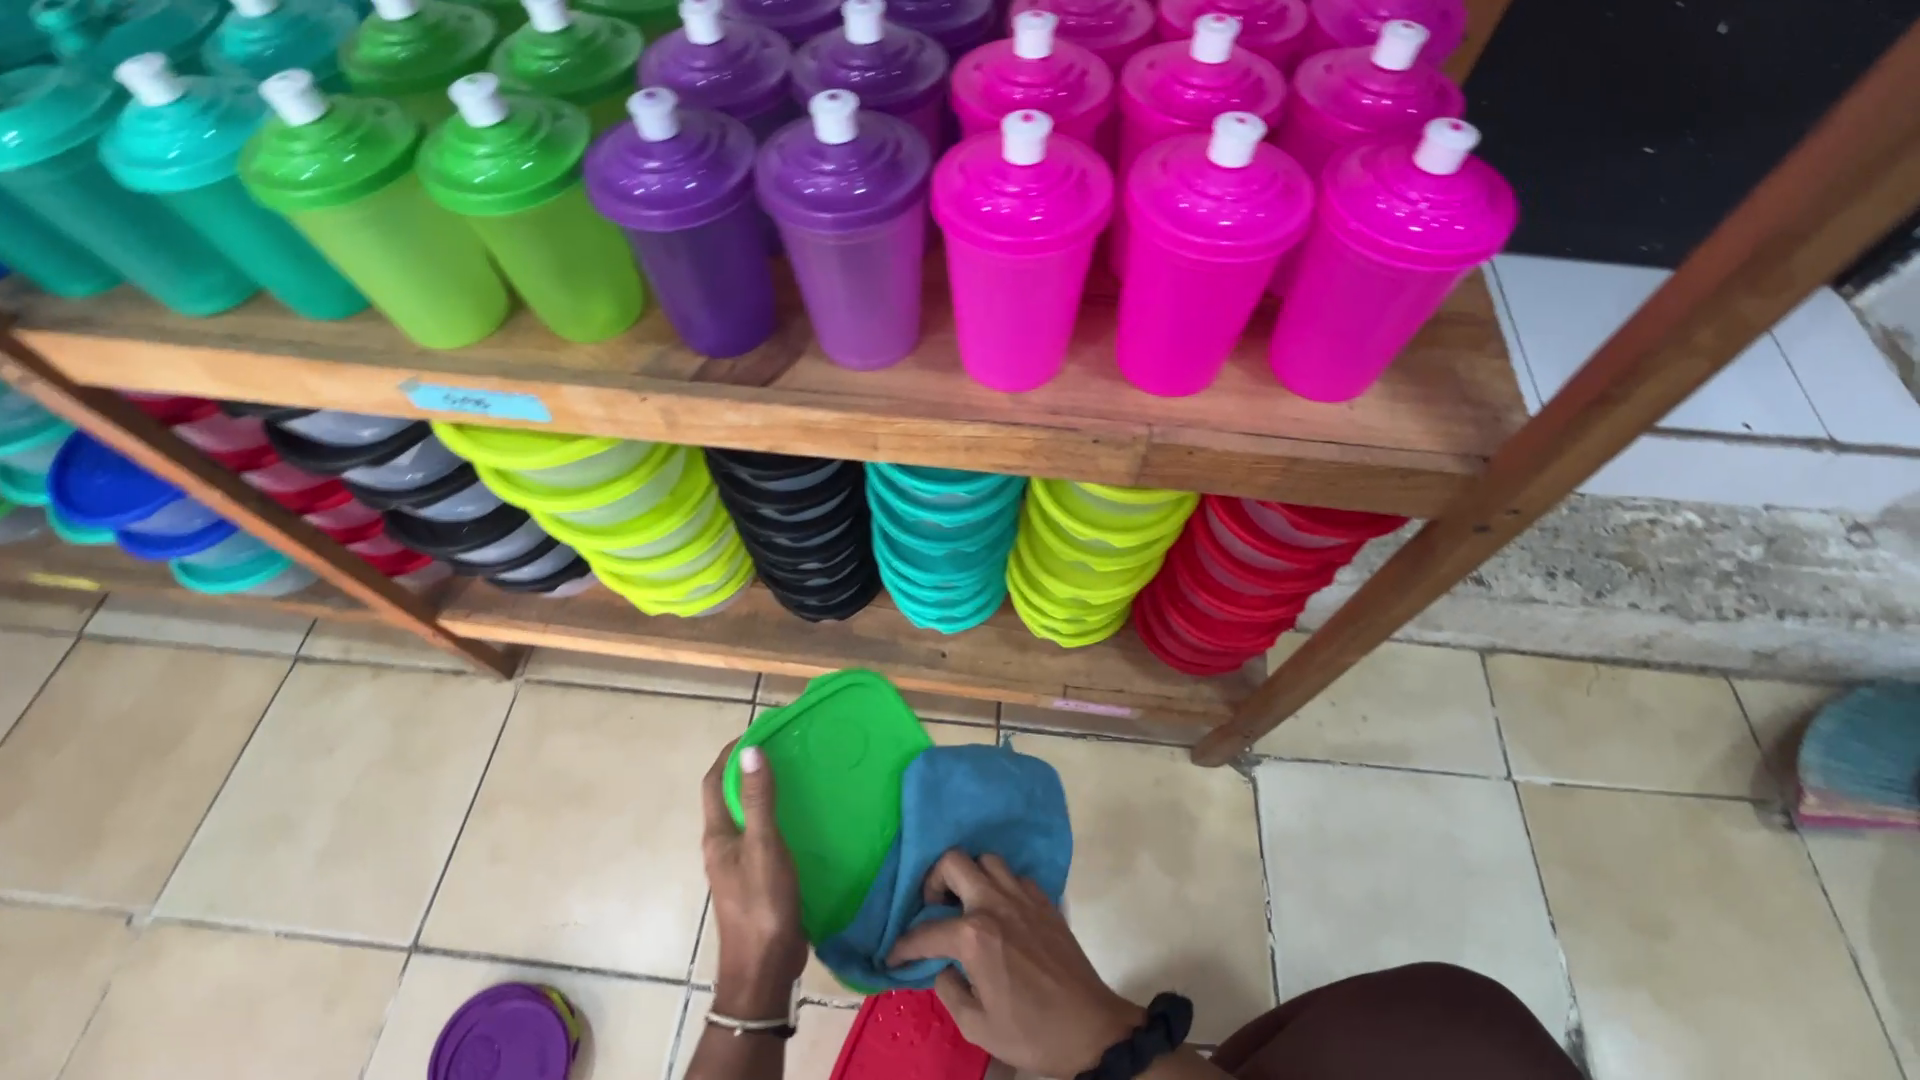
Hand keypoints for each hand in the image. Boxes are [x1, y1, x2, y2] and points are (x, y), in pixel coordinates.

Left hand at [701, 741, 807, 1018]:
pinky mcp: (759, 880)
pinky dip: (780, 820)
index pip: (715, 782)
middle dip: (751, 769)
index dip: (731, 754)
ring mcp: (740, 866)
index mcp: (718, 835)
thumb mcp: (764, 847)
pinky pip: (766, 838)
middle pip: (731, 797)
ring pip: (750, 818)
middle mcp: (724, 846)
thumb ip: (759, 800)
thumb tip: (751, 750)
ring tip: (800, 777)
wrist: (764, 970)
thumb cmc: (762, 906)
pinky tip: (807, 820)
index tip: (760, 731)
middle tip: (787, 750)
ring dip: (766, 794)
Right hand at [888, 851, 1144, 1077]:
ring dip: (970, 876)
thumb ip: (948, 991)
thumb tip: (943, 969)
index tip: (893, 956)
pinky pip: (1015, 876)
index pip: (925, 932)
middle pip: (954, 862)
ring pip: (987, 860)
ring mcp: (1023, 898)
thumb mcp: (976, 1025)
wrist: (1090, 1029)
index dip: (903, 946)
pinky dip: (1000, 885)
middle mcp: (995, 904)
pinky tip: (999, 911)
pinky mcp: (1045, 902)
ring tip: (965, 903)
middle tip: (932, 907)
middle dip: (933, 881)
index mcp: (974, 936)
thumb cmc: (1030, 1032)